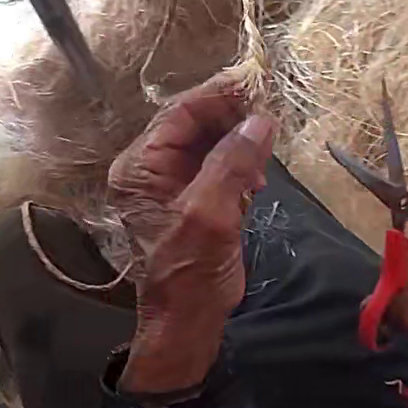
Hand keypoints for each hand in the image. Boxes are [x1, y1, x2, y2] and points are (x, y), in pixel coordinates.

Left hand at [107, 73, 275, 390]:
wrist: (187, 322)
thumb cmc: (190, 271)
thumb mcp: (209, 214)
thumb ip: (231, 163)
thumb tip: (259, 120)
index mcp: (140, 167)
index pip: (178, 114)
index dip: (216, 96)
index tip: (255, 84)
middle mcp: (150, 170)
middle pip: (192, 125)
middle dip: (230, 119)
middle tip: (268, 115)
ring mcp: (171, 186)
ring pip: (207, 145)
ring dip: (238, 143)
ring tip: (265, 151)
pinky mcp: (192, 201)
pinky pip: (216, 168)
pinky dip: (239, 165)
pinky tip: (257, 177)